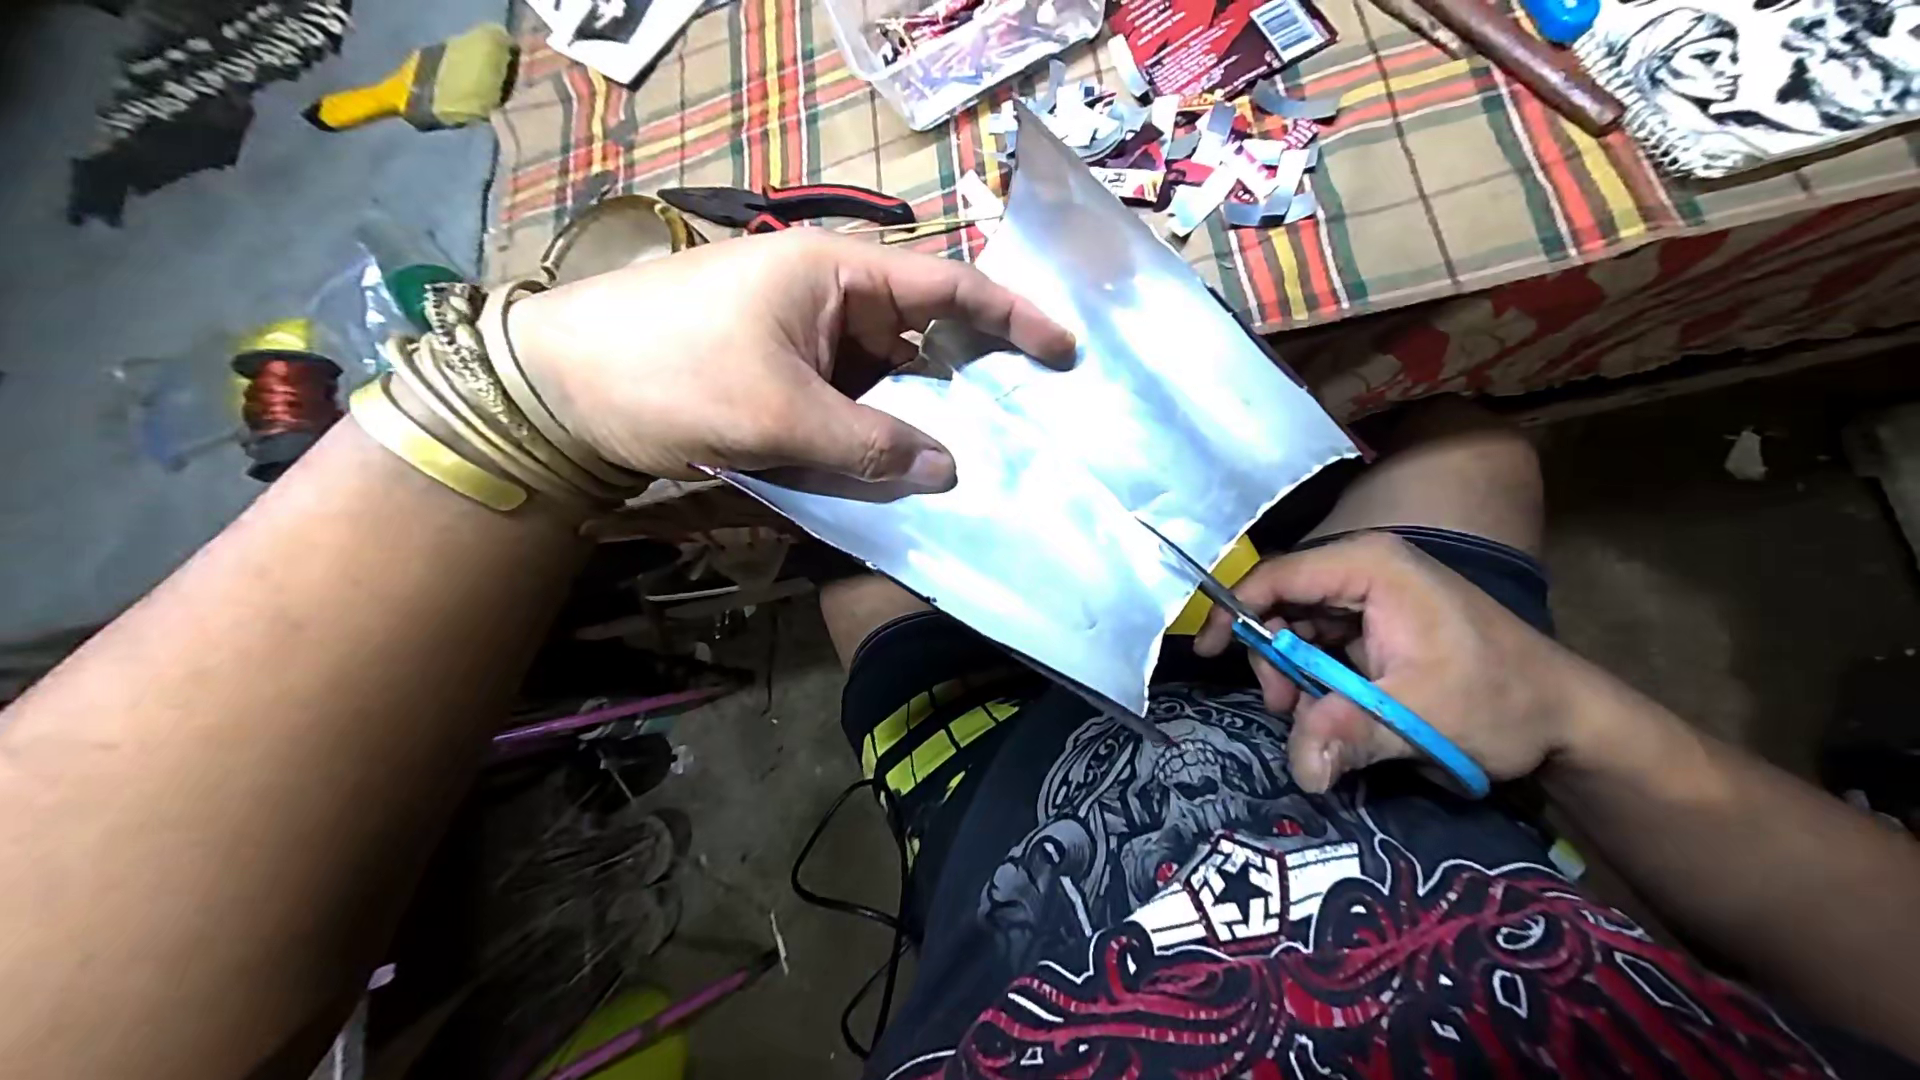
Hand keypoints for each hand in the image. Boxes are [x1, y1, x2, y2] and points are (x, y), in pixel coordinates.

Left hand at [506, 229, 1075, 488]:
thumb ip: (870, 444)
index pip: (944, 287)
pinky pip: (848, 407)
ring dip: (913, 423)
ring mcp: (807, 343)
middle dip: (964, 386)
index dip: (1010, 317)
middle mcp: (830, 301)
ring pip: (884, 384)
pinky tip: (893, 472)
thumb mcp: (778, 413)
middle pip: (920, 342)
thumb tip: (949, 470)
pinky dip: (871, 437)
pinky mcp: (785, 380)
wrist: (560, 391)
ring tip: (960, 465)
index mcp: (836, 275)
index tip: (1061, 350)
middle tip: (1016, 431)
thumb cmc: (669, 373)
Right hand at [1193, 532, 1597, 792]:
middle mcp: (1364, 566)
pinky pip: (1318, 635)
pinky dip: (1311, 671)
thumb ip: (1351, 735)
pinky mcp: (1375, 615)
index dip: (1232, 611)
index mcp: (1372, 567)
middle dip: (1269, 652)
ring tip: (1312, 714)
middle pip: (1280, 598)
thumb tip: (1300, 773)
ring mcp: (1370, 589)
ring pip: (1294, 620)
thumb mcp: (1421, 719)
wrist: (1569, 716)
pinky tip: (1329, 704)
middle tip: (1282, 707)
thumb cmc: (1502, 701)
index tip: (1207, 653)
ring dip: (1289, 668)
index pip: (1275, 576)